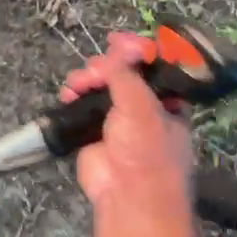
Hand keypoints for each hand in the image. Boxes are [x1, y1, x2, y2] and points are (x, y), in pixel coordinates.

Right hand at [60, 32, 194, 215]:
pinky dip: (74, 94)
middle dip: (104, 66)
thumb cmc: (147, 152)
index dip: (136, 50)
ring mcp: (118, 118)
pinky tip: (69, 96)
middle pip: (120, 71)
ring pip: (98, 83)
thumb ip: (128, 73)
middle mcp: (144, 106)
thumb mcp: (142, 107)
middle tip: (95, 73)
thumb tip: (126, 43)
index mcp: (167, 102)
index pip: (153, 66)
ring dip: (86, 78)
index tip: (117, 40)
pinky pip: (82, 100)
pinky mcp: (94, 128)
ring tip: (78, 86)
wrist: (128, 196)